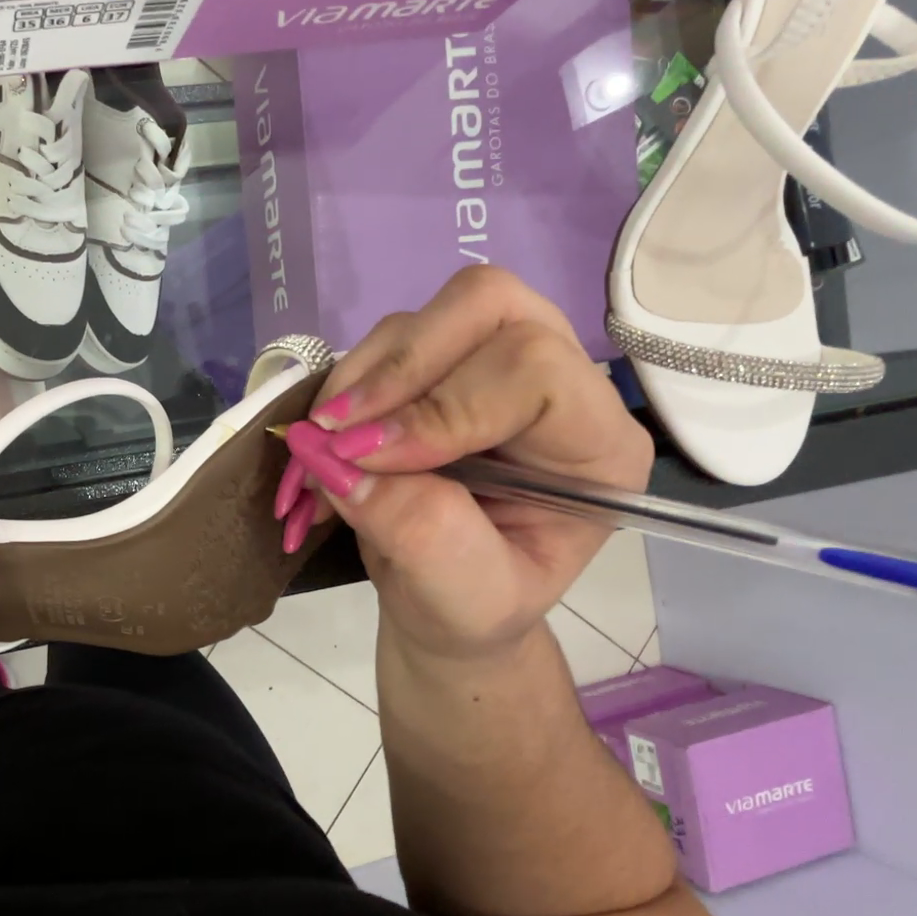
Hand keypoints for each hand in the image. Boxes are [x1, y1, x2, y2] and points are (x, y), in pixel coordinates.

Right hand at [280, 266, 652, 658]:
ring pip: (423, 317)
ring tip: (322, 451)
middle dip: (399, 368)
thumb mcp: (463, 596)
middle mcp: (554, 386)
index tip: (366, 461)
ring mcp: (488, 368)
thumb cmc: (472, 610)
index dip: (442, 406)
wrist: (443, 605)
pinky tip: (323, 444)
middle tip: (335, 433)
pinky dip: (339, 388)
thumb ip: (415, 529)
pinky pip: (381, 344)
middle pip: (486, 305)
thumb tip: (332, 458)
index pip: (535, 369)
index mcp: (594, 445)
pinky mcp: (435, 370)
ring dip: (358, 380)